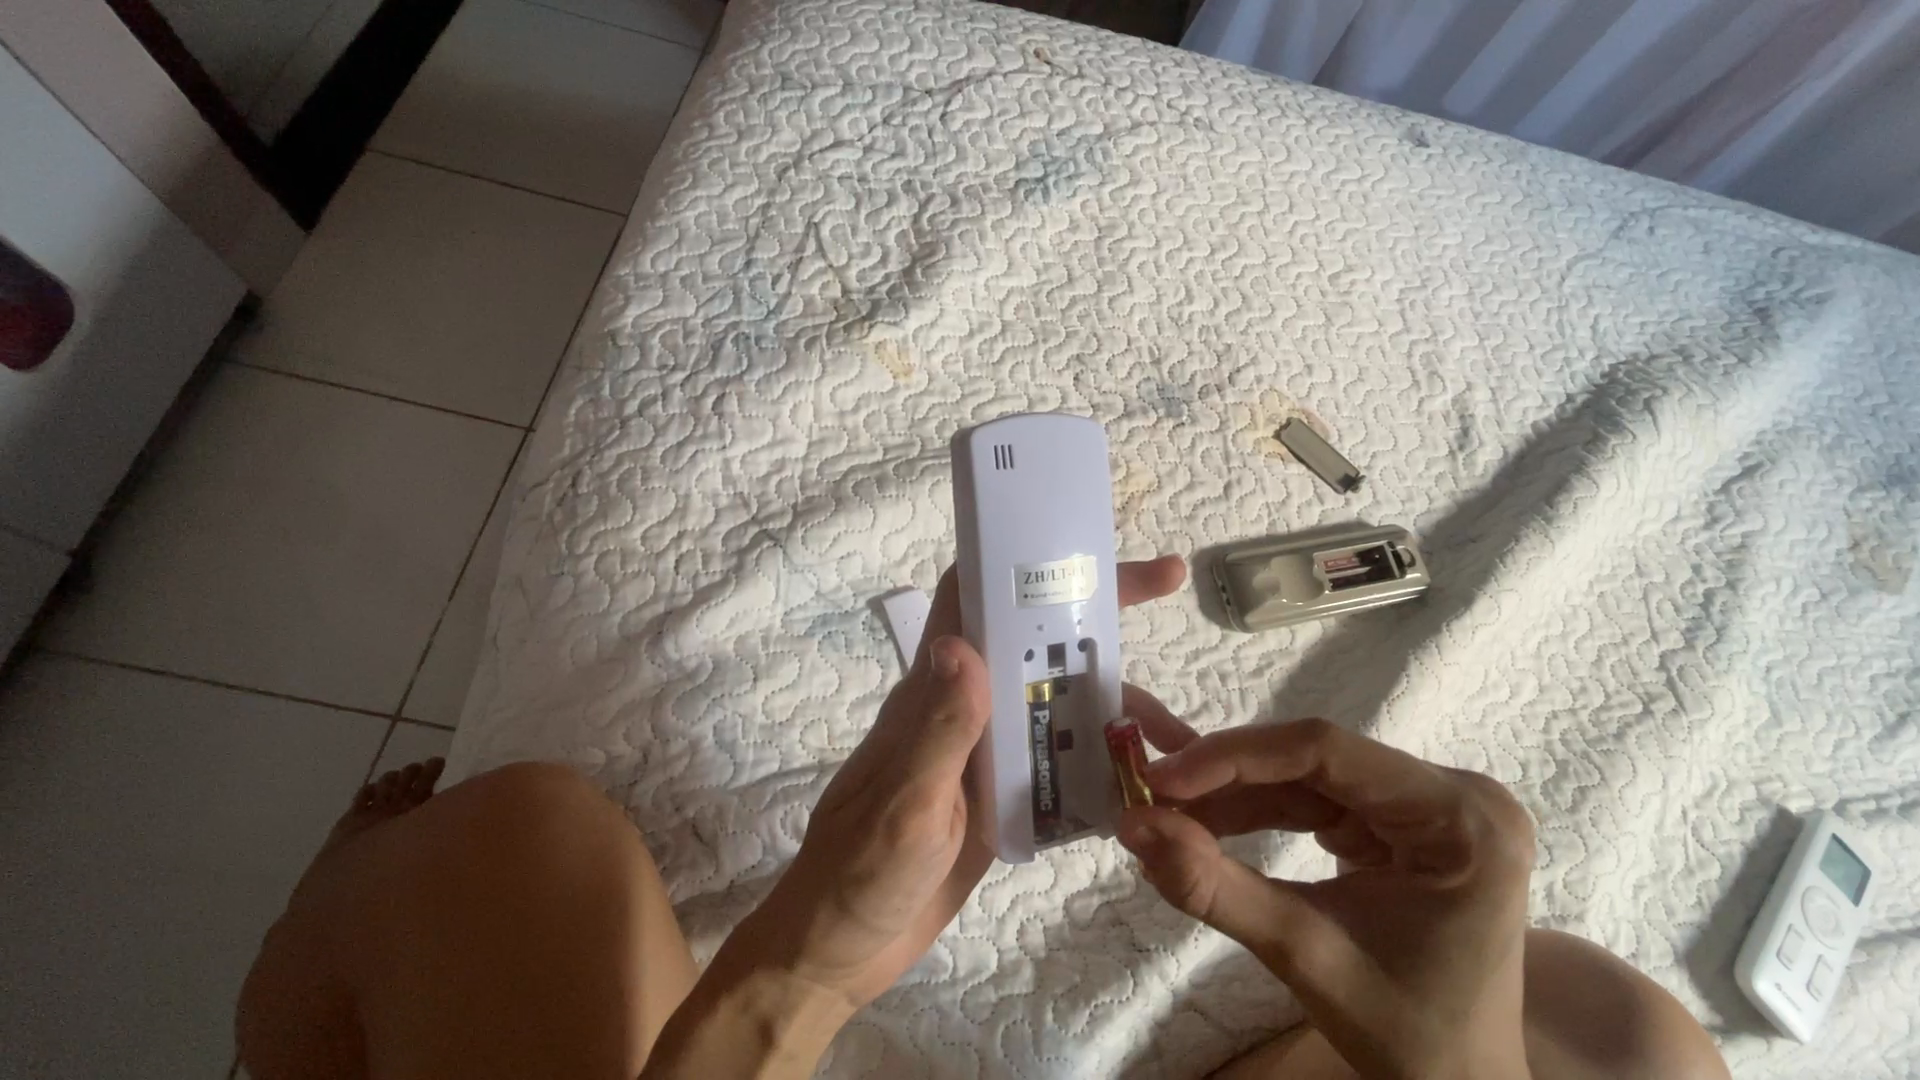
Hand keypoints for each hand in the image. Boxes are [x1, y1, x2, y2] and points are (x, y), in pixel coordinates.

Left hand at [718, 555, 1187, 1013]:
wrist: (842, 947)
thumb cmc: (858, 874)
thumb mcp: (902, 805)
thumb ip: (936, 730)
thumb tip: (963, 644)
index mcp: (931, 693)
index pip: (973, 599)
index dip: (1024, 561)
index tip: (1089, 548)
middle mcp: (963, 707)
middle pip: (1033, 641)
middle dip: (1098, 614)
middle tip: (1168, 588)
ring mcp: (985, 752)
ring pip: (1058, 702)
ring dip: (1117, 704)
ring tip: (1181, 737)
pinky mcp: (1002, 795)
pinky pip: (1060, 760)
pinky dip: (1104, 761)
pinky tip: (1147, 782)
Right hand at [1118, 709, 1535, 1079]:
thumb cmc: (1404, 1031)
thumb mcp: (1304, 955)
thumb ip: (1214, 886)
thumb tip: (1132, 824)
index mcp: (1460, 818)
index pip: (1327, 753)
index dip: (1234, 756)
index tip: (1159, 779)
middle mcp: (1447, 794)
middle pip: (1308, 761)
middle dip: (1221, 775)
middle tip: (1145, 788)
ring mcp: (1418, 806)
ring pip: (1298, 777)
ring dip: (1225, 792)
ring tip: (1157, 802)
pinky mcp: (1389, 824)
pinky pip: (1306, 800)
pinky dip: (1248, 810)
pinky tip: (1195, 812)